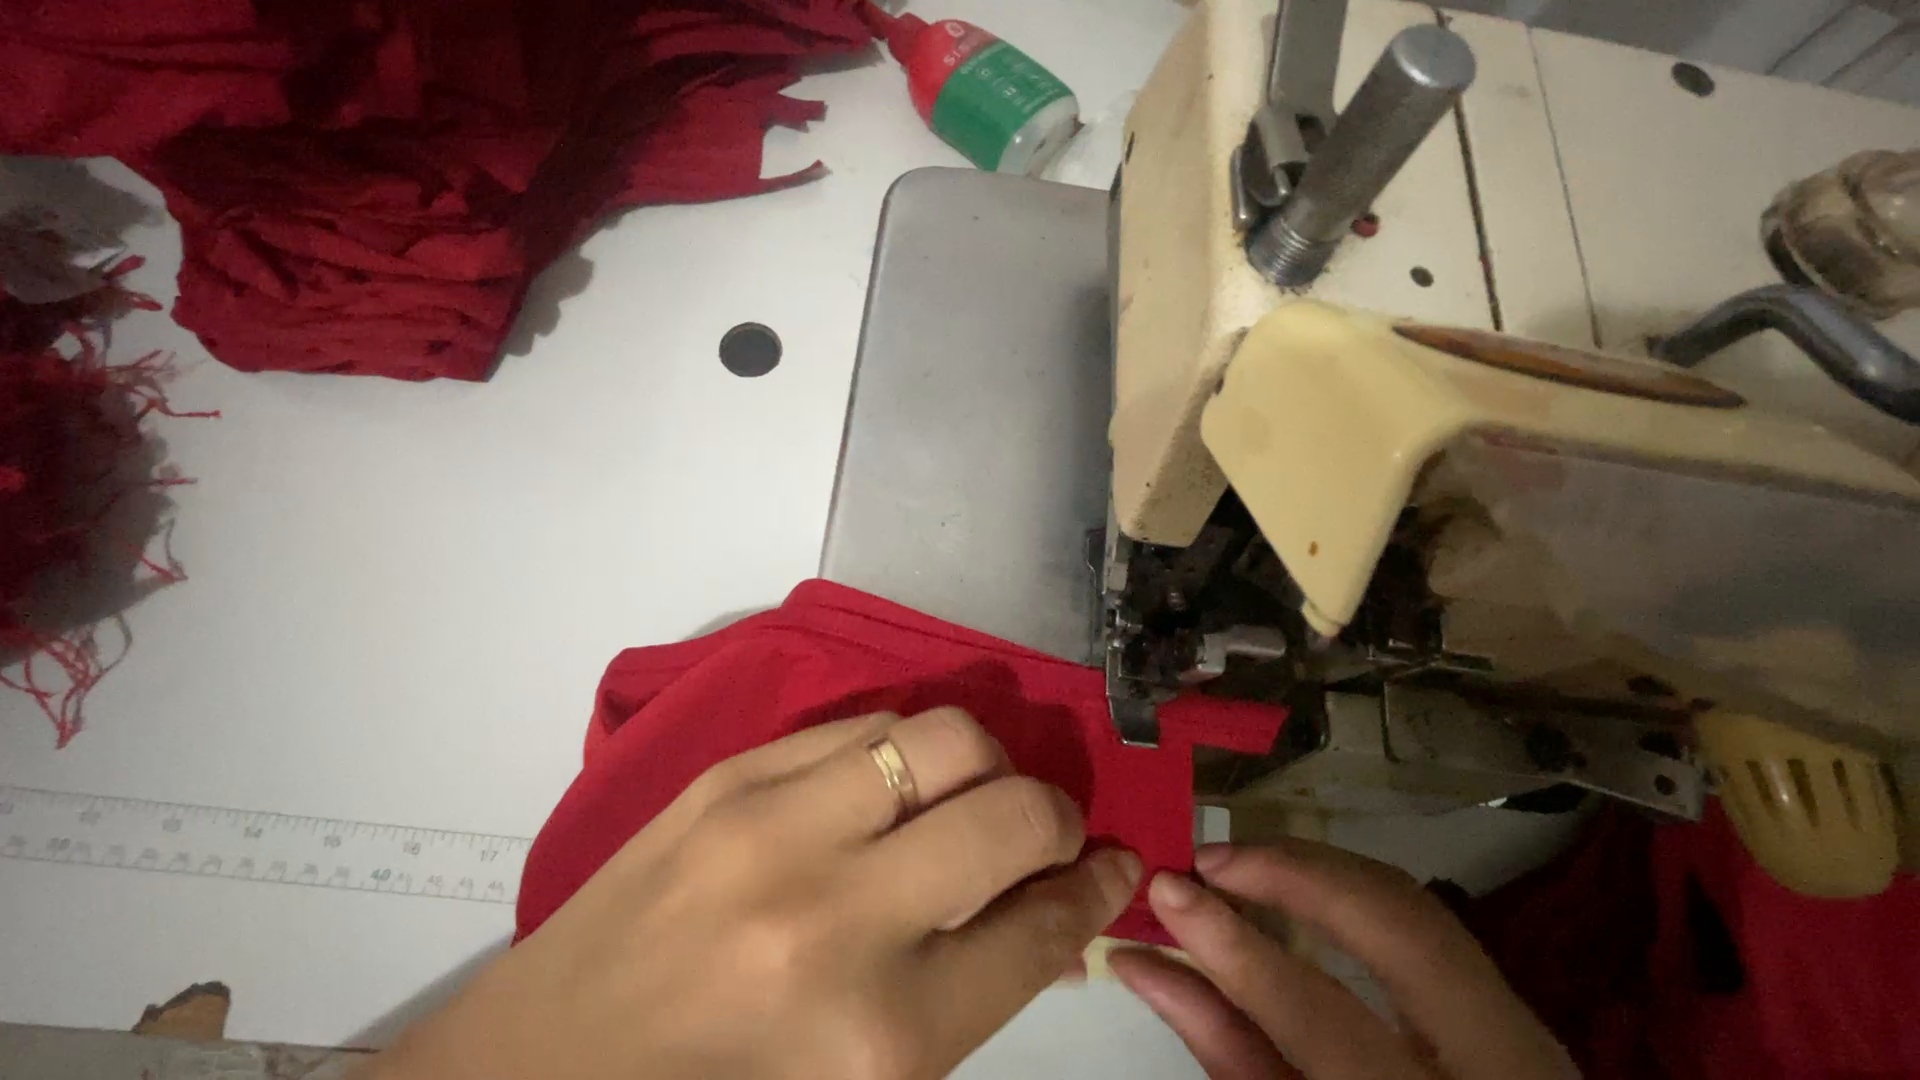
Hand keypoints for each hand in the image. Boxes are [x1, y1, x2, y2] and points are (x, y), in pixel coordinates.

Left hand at [360, 708, 1141, 1079]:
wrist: (549, 1066)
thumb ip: (974, 990)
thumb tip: (1059, 908)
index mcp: (880, 1034)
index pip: (1038, 930)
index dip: (1095, 889)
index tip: (1114, 864)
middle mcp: (835, 916)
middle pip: (1013, 813)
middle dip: (1057, 818)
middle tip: (1044, 832)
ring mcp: (773, 826)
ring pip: (946, 736)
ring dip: (985, 765)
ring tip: (968, 796)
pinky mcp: (728, 775)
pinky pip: (863, 725)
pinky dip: (903, 751)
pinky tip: (891, 785)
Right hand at [1109, 840, 1577, 1079]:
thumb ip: (1223, 1048)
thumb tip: (1143, 964)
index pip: (1318, 1013)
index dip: (1234, 944)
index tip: (1168, 887)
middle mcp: (1500, 1060)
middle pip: (1395, 921)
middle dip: (1292, 870)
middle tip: (1208, 858)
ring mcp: (1520, 1028)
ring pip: (1413, 902)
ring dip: (1318, 867)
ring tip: (1239, 862)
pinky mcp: (1513, 1005)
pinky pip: (1424, 918)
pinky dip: (1350, 888)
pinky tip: (1296, 882)